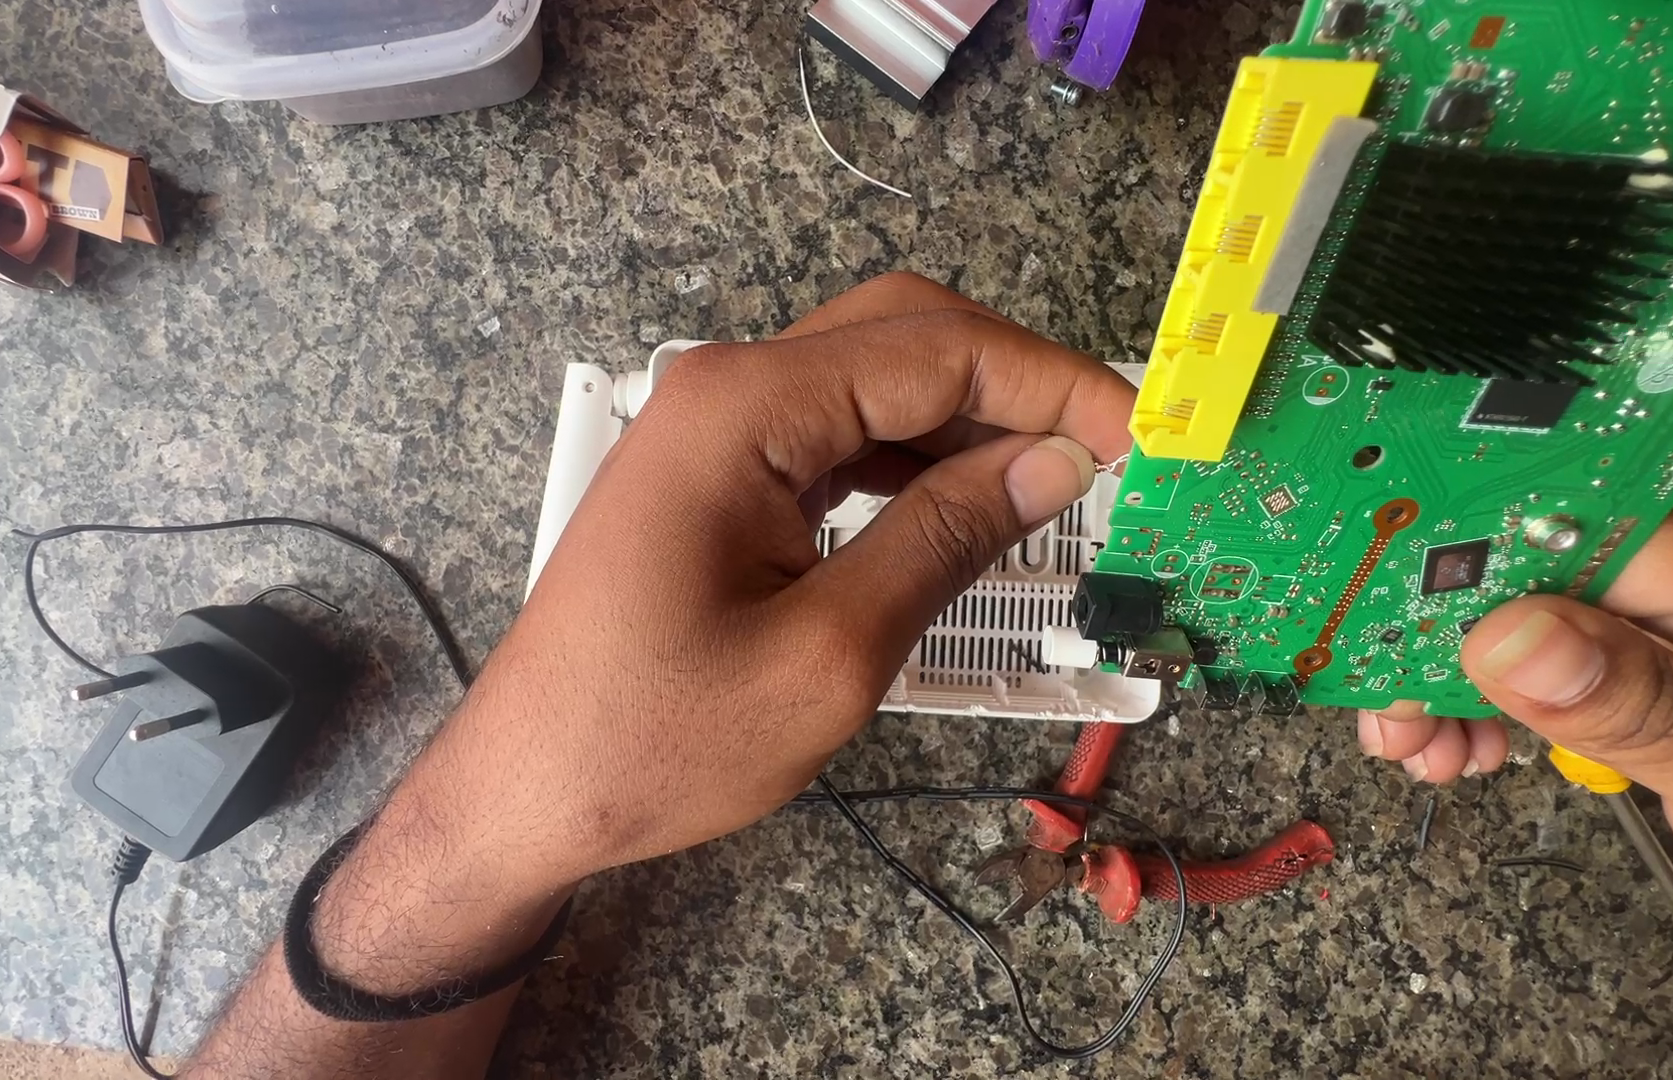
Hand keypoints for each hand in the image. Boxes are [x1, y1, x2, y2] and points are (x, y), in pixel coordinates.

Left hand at [422, 272, 1135, 893]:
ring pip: (870, 383)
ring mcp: (714, 425)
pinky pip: (831, 435)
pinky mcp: (714, 470)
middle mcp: (725, 387)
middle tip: (1100, 450)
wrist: (531, 782)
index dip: (1051, 383)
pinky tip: (956, 498)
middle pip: (901, 338)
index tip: (1141, 432)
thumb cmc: (662, 738)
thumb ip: (945, 539)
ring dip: (963, 419)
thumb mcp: (831, 652)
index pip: (935, 351)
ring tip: (1045, 479)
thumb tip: (1051, 462)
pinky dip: (905, 457)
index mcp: (746, 407)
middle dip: (1012, 382)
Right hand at [1360, 471, 1672, 907]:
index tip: (1377, 612)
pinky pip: (1514, 636)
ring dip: (1437, 672)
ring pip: (1497, 601)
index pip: (1568, 527)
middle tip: (1389, 708)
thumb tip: (1507, 642)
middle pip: (1512, 564)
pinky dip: (1469, 688)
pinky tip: (1458, 736)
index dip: (1457, 562)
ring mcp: (1652, 591)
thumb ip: (1648, 715)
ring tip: (1421, 744)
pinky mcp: (1619, 624)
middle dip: (1433, 635)